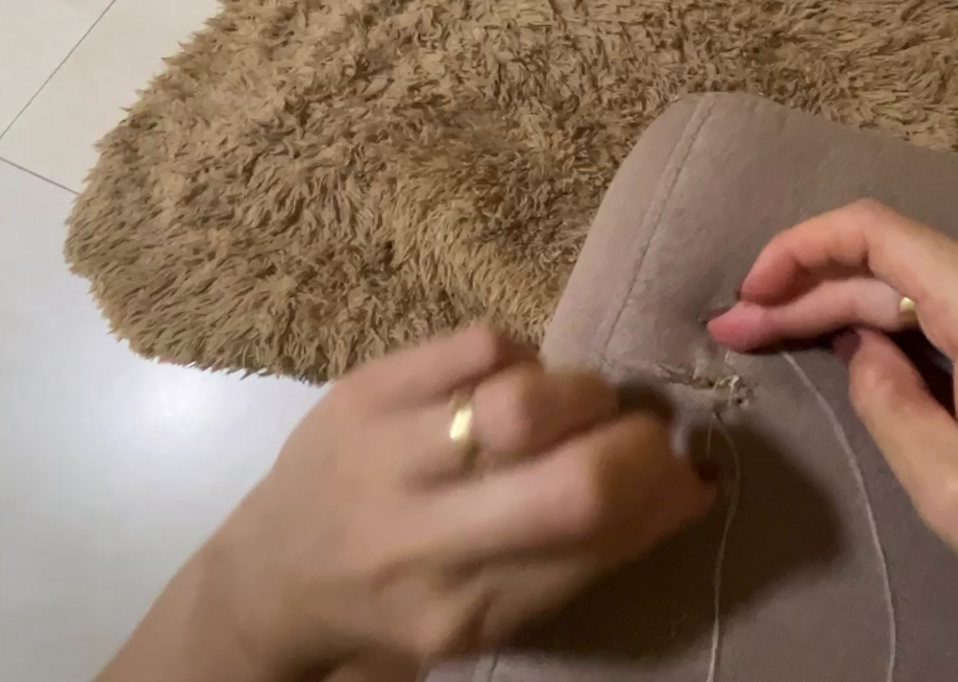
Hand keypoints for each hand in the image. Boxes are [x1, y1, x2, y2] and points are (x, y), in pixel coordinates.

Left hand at [99, 327, 714, 681]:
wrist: (268, 576)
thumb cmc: (393, 602)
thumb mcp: (484, 613)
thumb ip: (585, 554)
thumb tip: (687, 482)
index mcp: (463, 608)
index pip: (594, 545)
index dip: (660, 494)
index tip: (689, 468)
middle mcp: (424, 539)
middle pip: (572, 482)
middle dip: (637, 444)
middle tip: (642, 428)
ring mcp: (386, 453)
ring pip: (521, 399)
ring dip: (581, 391)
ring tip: (575, 400)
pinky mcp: (365, 387)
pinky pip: (477, 343)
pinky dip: (519, 354)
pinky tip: (510, 376)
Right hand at [708, 201, 957, 681]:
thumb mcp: (952, 488)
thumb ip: (885, 399)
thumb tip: (866, 349)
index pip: (877, 232)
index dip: (799, 248)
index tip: (748, 291)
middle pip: (897, 269)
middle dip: (811, 296)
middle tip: (737, 330)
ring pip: (931, 296)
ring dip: (855, 317)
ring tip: (780, 339)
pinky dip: (908, 338)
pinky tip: (865, 355)